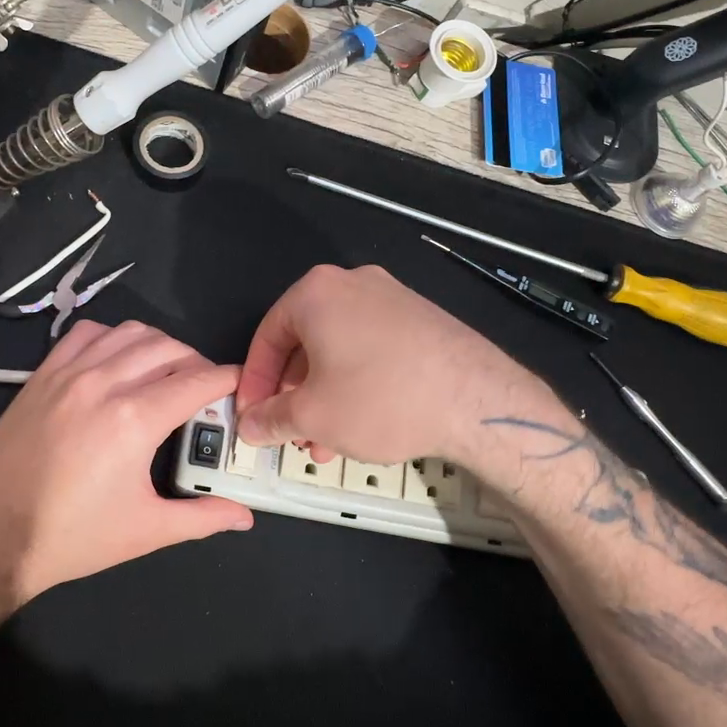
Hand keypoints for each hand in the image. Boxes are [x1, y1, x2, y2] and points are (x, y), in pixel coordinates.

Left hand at [0, 320, 252, 606]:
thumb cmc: (71, 537)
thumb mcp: (145, 531)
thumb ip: (202, 518)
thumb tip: (245, 517)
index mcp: (135, 420)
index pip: (198, 380)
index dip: (228, 379)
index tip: (239, 387)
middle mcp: (105, 383)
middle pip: (170, 348)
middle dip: (198, 362)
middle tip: (205, 391)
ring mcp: (69, 373)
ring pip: (131, 333)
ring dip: (159, 346)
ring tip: (166, 374)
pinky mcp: (43, 374)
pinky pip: (87, 334)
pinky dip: (113, 339)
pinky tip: (117, 363)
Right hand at [234, 265, 560, 465]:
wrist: (477, 400)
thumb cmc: (381, 399)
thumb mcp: (312, 416)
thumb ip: (271, 418)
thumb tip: (250, 424)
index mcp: (316, 292)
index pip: (266, 337)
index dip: (254, 384)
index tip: (252, 418)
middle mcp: (353, 284)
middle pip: (304, 343)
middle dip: (293, 395)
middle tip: (290, 434)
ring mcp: (392, 298)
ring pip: (339, 350)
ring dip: (324, 396)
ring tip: (327, 442)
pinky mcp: (420, 319)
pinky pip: (371, 350)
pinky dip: (356, 385)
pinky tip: (362, 425)